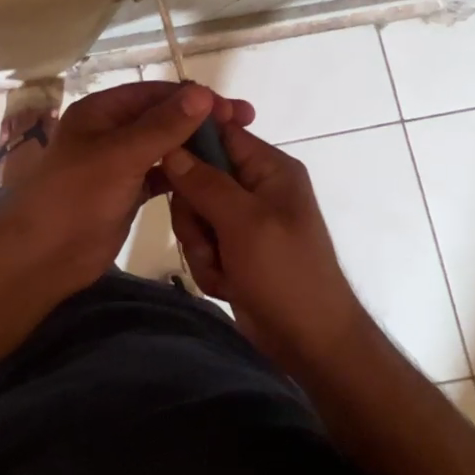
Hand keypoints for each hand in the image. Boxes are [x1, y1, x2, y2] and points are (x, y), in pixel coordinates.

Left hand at [0, 81, 252, 290]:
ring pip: (163, 146)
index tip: (234, 109)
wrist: (44, 254)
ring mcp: (117, 163)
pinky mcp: (125, 192)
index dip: (193, 98)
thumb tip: (202, 93)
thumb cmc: (76, 196)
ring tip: (236, 149)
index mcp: (100, 111)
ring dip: (195, 146)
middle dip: (199, 120)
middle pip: (161, 117)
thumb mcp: (121, 156)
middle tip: (245, 126)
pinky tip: (212, 177)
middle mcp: (109, 131)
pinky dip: (183, 173)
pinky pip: (160, 174)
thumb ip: (162, 126)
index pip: (154, 93)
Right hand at [162, 122, 366, 361]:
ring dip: (200, 245)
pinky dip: (208, 265)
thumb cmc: (286, 274)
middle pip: (196, 176)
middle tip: (210, 239)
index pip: (219, 132)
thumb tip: (170, 148)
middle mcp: (256, 187)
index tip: (162, 160)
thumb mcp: (244, 223)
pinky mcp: (235, 248)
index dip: (188, 142)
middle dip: (194, 214)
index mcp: (269, 168)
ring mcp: (244, 220)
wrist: (312, 342)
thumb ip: (205, 182)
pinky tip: (228, 283)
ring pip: (192, 213)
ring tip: (223, 268)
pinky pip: (201, 242)